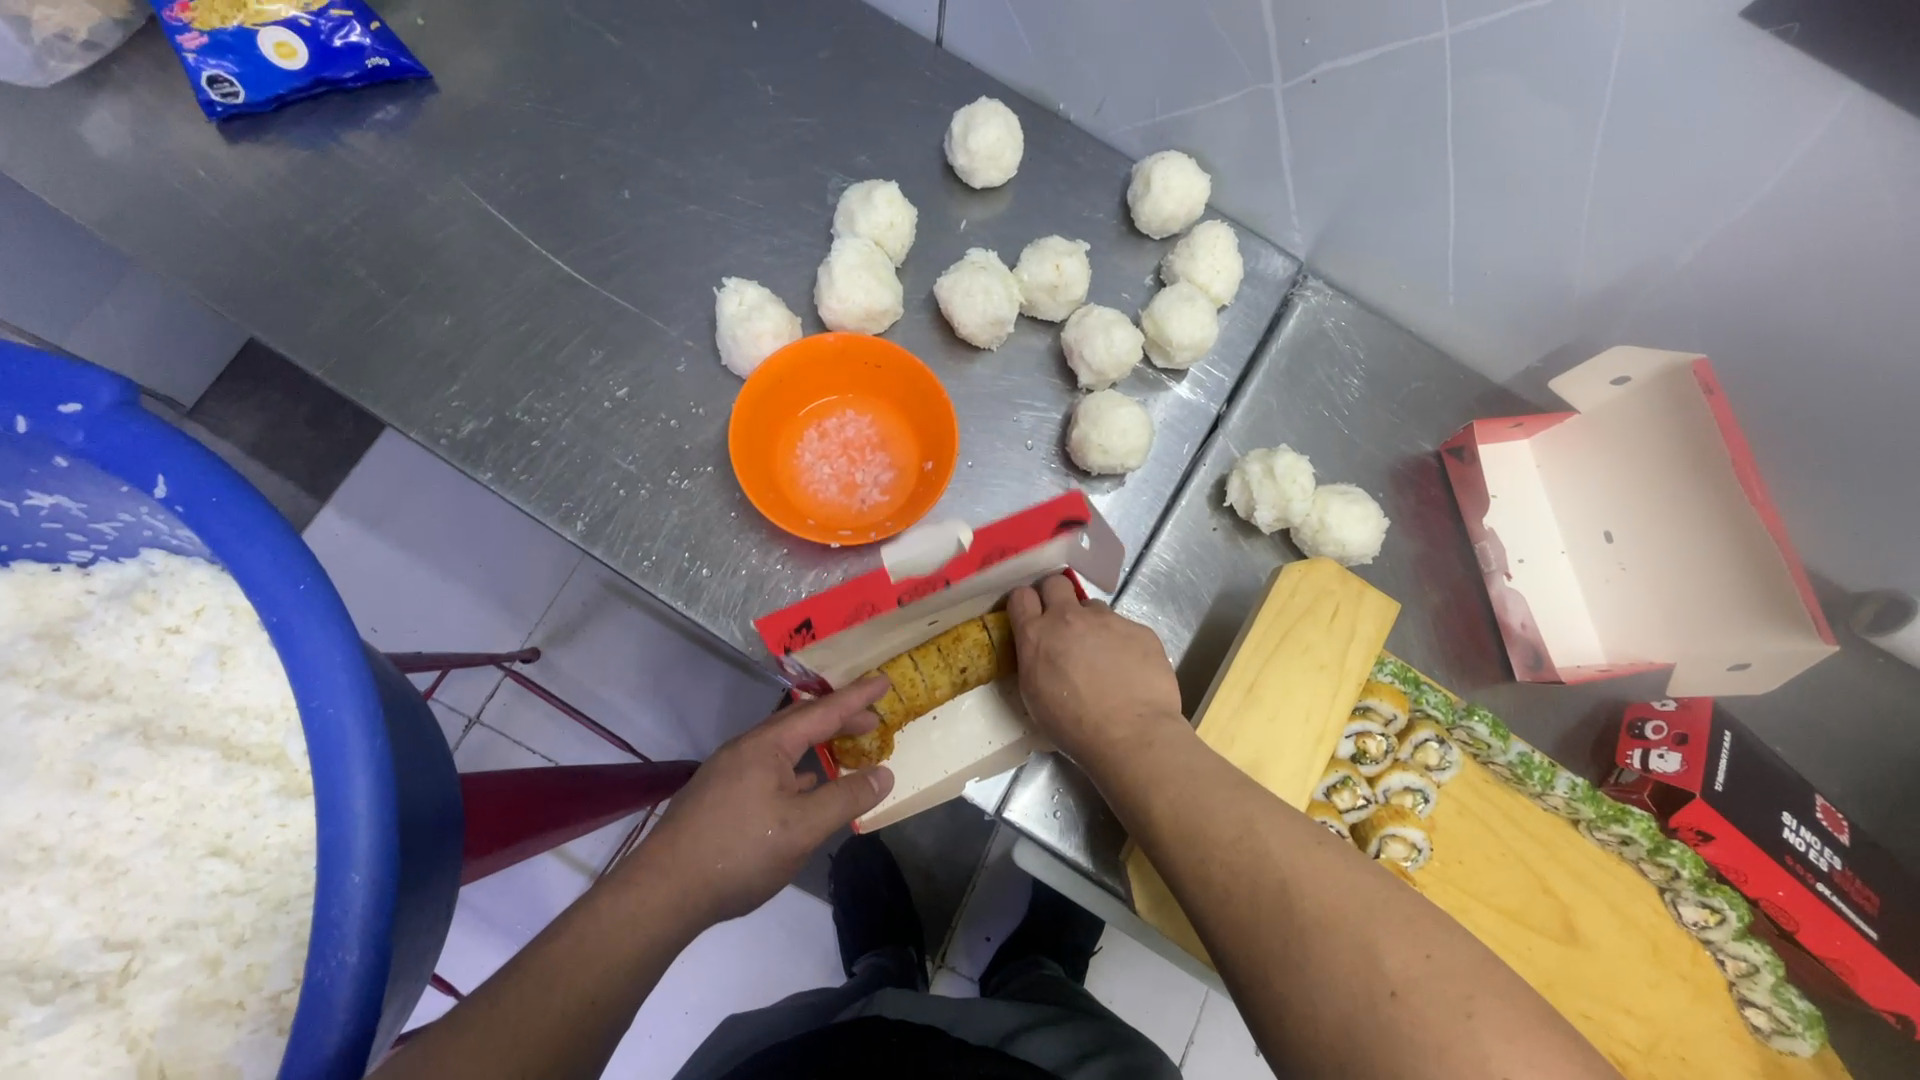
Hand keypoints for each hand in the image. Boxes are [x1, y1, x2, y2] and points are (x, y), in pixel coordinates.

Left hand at [629, 678, 895, 922]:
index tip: (884, 680)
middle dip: (838, 719)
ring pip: (783, 748)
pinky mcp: (720, 797)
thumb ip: (846, 798)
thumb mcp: (802, 827)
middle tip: (873, 721)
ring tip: (844, 750)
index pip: (822, 712)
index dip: (856, 698)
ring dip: (816, 744)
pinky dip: (797, 769)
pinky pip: (770, 768)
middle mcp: (746, 749)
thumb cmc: (739, 851)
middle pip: (800, 723)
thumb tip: (883, 774)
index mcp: (767, 745)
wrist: (663, 892)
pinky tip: (805, 788)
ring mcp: (729, 773)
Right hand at [1006, 574, 1188, 776]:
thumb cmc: (1073, 726)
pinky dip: (1122, 643)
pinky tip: (1128, 670)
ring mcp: (1107, 620)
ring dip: (1091, 624)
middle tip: (1062, 624)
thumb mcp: (1034, 695)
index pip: (1021, 596)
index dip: (1025, 604)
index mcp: (1037, 635)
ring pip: (1093, 607)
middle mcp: (1069, 618)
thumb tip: (1041, 652)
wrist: (1130, 734)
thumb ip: (1033, 660)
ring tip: (1101, 656)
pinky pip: (1124, 627)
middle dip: (1055, 596)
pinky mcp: (1139, 629)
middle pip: (1056, 583)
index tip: (1030, 616)